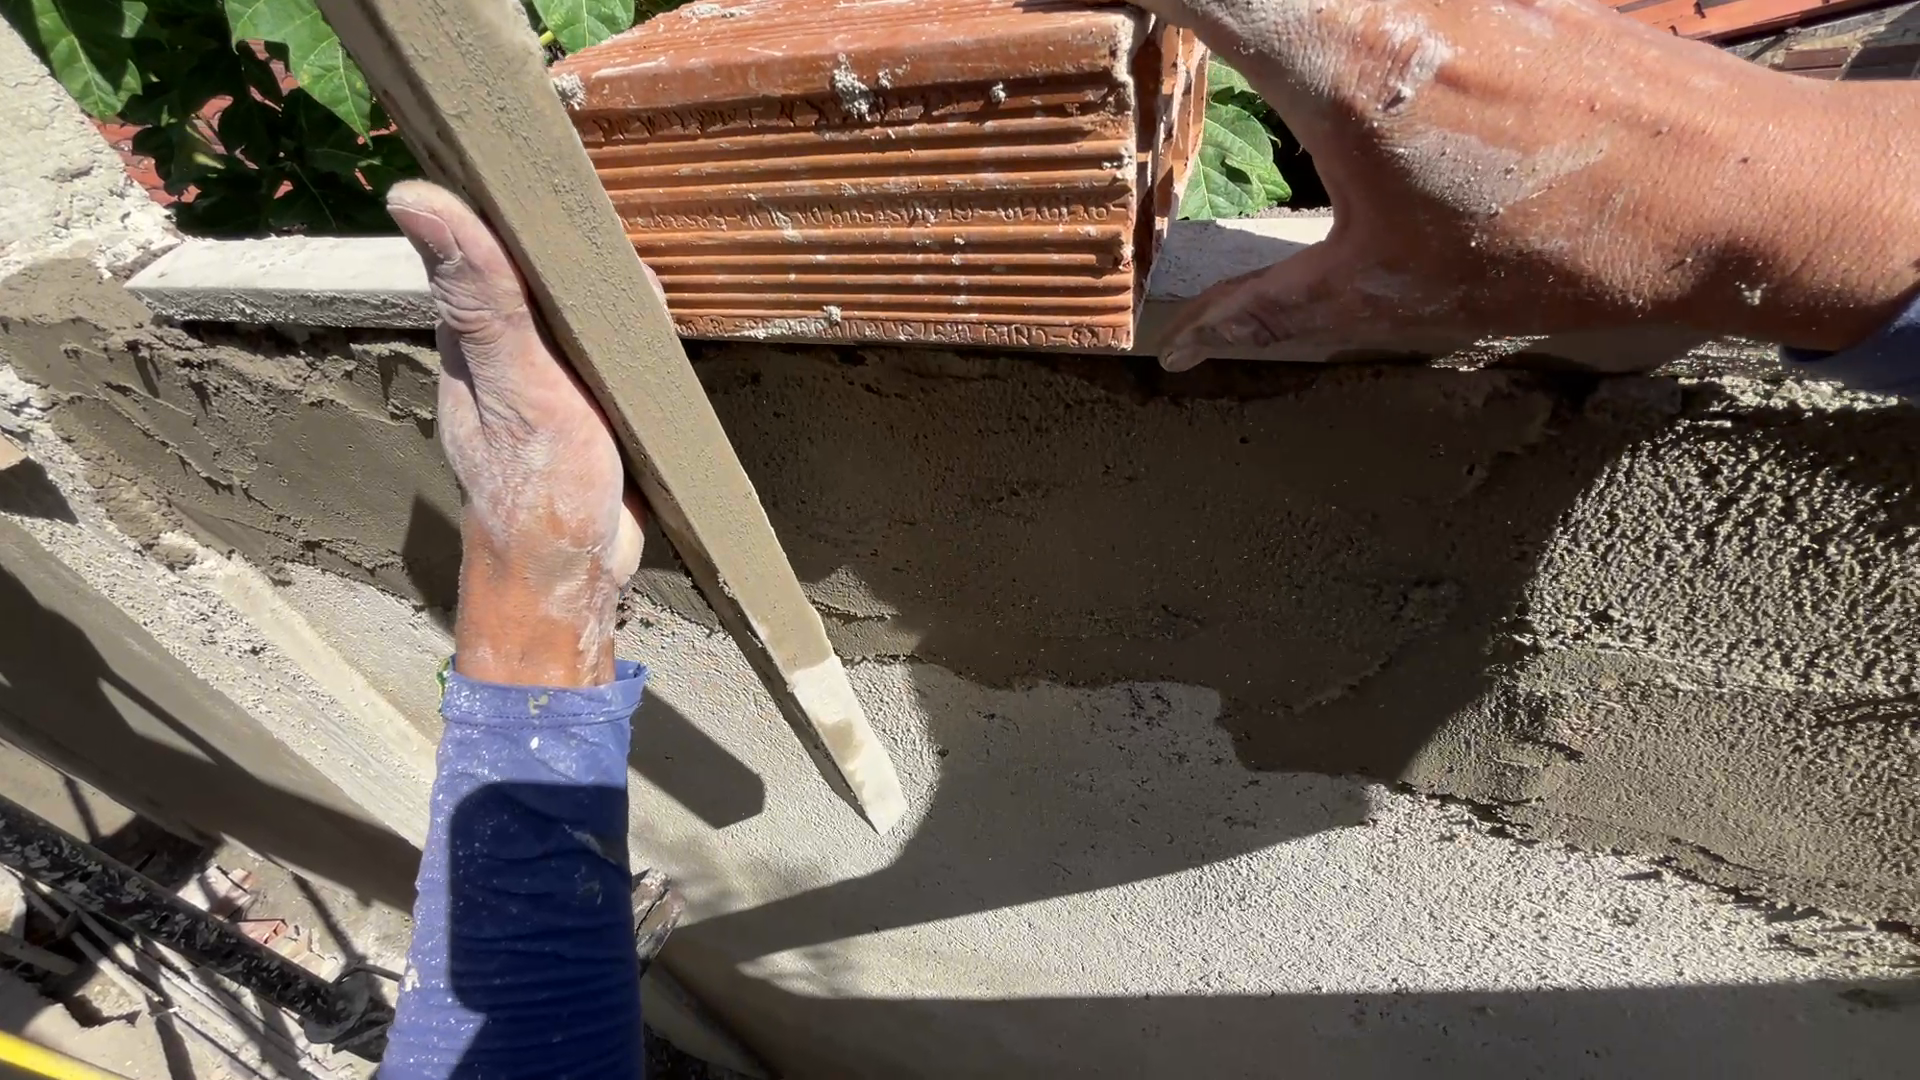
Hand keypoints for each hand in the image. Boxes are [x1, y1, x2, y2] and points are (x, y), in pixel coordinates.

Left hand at [388, 181, 644, 686]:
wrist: (575, 568)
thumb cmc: (537, 483)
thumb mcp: (518, 386)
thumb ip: (486, 302)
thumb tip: (415, 196)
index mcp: (479, 334)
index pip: (489, 245)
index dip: (515, 205)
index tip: (551, 169)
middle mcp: (511, 350)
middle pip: (540, 277)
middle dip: (579, 249)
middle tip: (620, 225)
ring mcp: (555, 382)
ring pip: (581, 317)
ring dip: (611, 292)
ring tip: (646, 272)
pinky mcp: (596, 409)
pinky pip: (611, 356)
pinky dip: (632, 336)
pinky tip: (656, 329)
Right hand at [1137, 0, 1919, 369]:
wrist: (1738, 191)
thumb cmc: (1553, 252)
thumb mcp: (1378, 297)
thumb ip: (1260, 316)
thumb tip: (1177, 351)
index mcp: (1353, 67)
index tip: (1055, 10)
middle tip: (1097, 21)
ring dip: (1223, 2)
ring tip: (1164, 30)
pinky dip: (1288, 5)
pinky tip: (1260, 29)